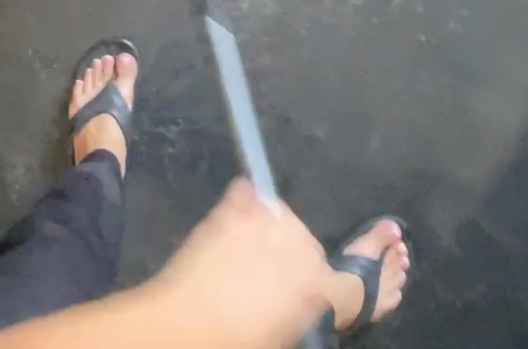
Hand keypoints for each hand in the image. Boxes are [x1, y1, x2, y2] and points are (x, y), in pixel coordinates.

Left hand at [140, 179, 336, 348]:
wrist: (184, 323)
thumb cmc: (237, 338)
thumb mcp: (285, 330)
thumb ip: (305, 307)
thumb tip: (307, 295)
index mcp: (317, 285)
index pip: (344, 278)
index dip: (327, 286)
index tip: (309, 292)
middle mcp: (300, 245)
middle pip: (310, 245)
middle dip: (295, 257)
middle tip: (269, 277)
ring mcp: (266, 219)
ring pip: (282, 218)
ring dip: (271, 231)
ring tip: (247, 252)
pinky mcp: (236, 204)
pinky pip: (249, 194)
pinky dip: (245, 205)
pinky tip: (233, 223)